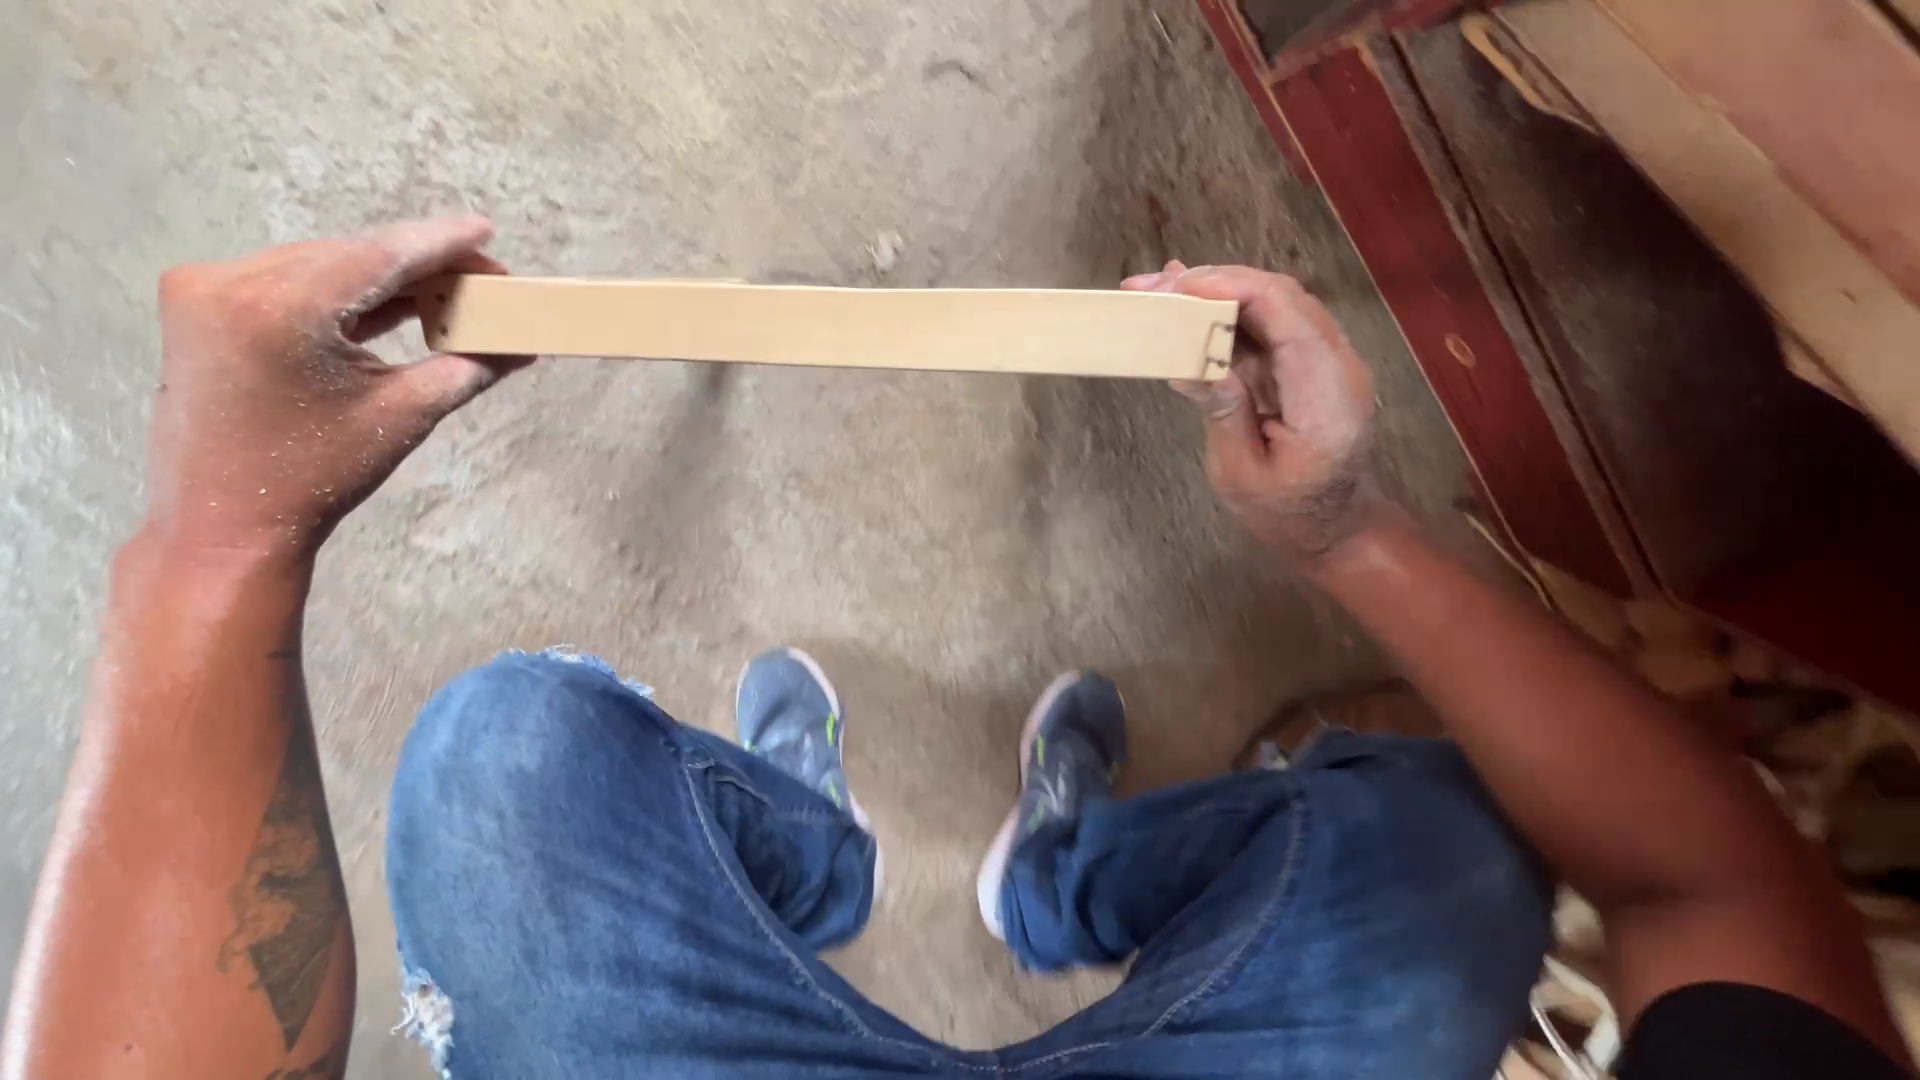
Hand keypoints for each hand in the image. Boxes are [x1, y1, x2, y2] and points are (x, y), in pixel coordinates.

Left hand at [144, 216, 528, 558]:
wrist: (225, 520)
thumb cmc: (318, 474)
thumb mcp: (405, 415)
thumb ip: (468, 369)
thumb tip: (524, 348)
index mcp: (277, 308)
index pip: (377, 257)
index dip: (439, 242)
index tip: (486, 230)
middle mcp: (228, 281)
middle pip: (350, 256)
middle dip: (421, 264)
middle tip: (484, 279)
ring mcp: (206, 288)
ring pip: (322, 265)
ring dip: (387, 276)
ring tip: (449, 292)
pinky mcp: (202, 304)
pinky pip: (294, 281)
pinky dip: (349, 291)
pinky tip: (395, 301)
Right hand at [1125, 261, 1379, 562]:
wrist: (1336, 531)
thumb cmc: (1286, 515)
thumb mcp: (1240, 473)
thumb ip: (1222, 409)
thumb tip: (1186, 357)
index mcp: (1324, 391)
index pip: (1283, 309)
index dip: (1226, 286)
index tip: (1172, 288)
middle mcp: (1335, 363)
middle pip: (1278, 296)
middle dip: (1212, 282)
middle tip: (1150, 287)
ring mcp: (1325, 362)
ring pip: (1272, 305)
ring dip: (1216, 294)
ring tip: (1159, 293)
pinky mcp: (1307, 369)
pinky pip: (1270, 328)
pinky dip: (1228, 316)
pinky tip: (1189, 309)